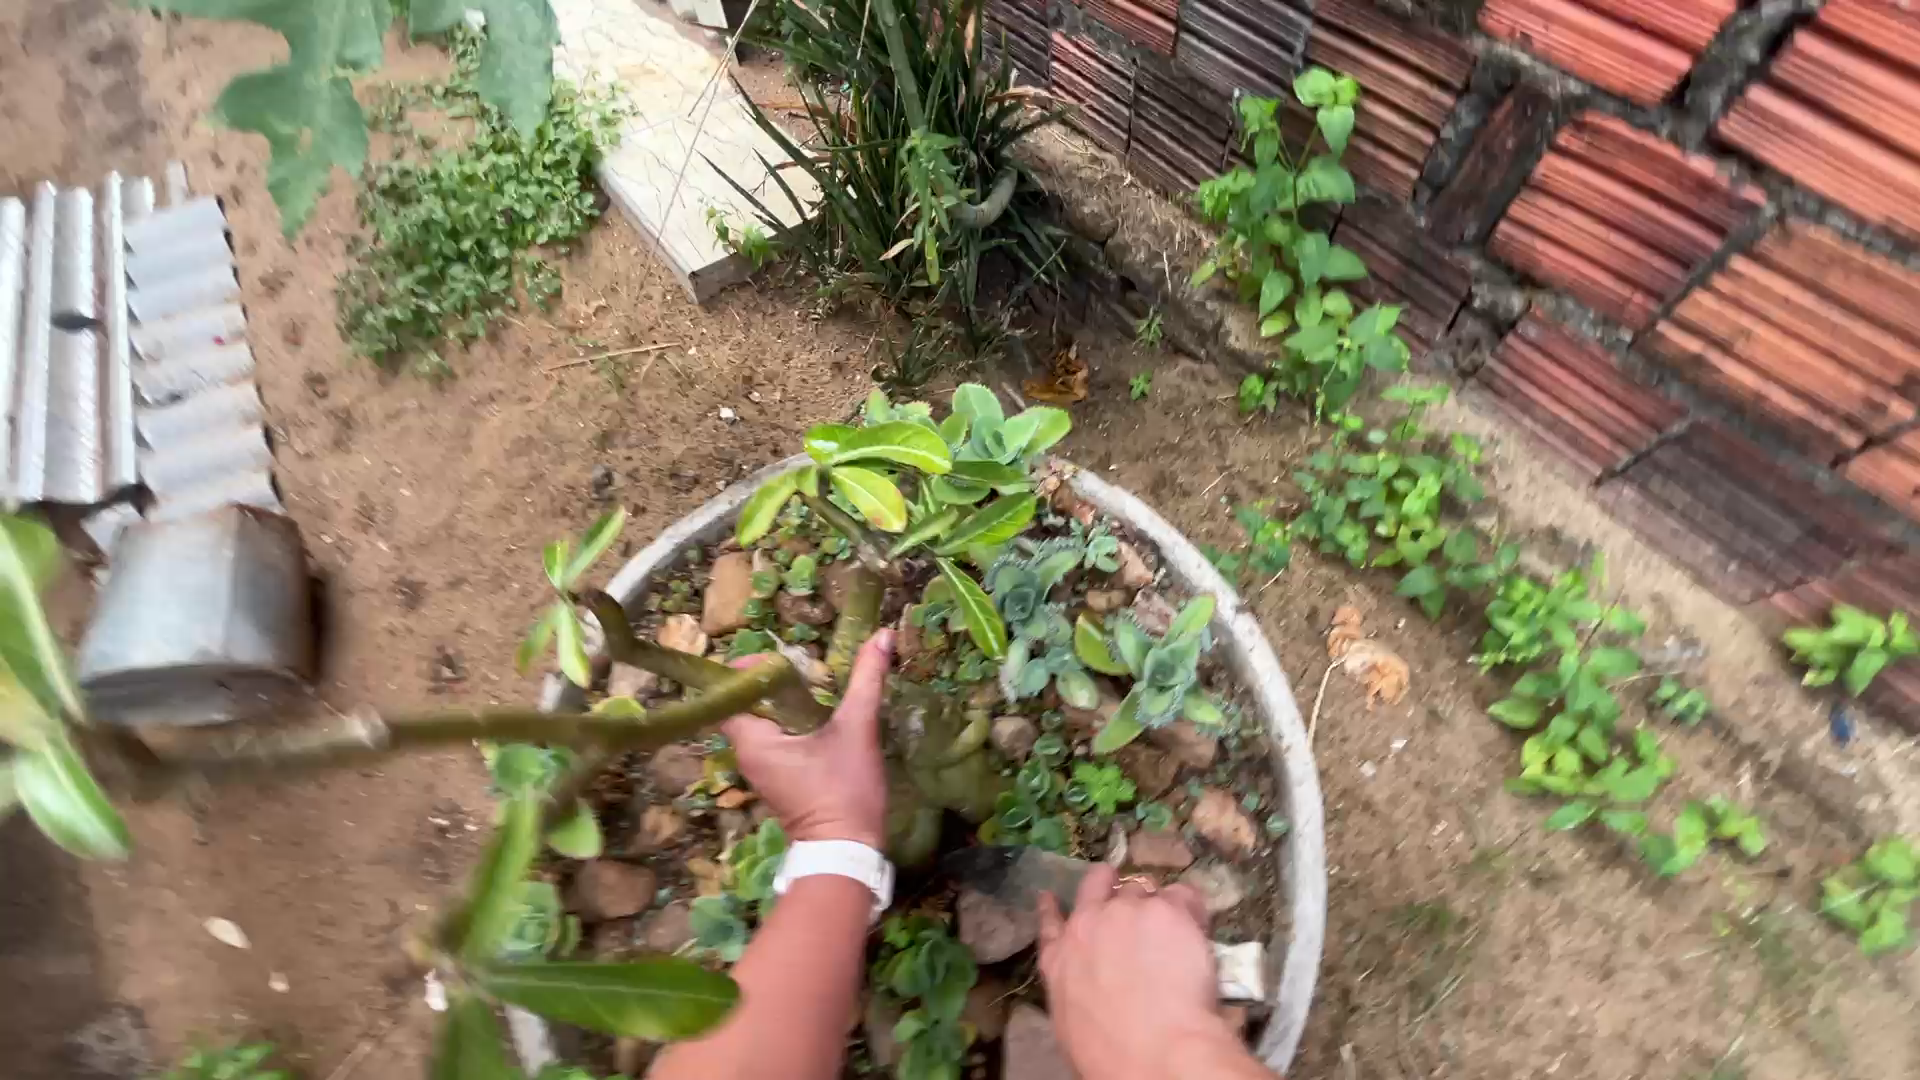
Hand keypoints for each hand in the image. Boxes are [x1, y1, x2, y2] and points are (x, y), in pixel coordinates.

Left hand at [724, 629, 892, 848]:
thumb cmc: (844, 789)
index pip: (731, 691)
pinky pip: (776, 737)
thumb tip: (882, 634)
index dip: (751, 668)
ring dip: (787, 700)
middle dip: (776, 680)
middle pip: (749, 702)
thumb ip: (868, 679)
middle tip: (808, 666)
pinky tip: (822, 712)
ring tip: (818, 684)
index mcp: (754, 740)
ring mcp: (763, 768)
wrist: (847, 851)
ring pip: (765, 720)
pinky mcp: (780, 776)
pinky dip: (793, 720)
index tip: (786, 658)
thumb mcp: (858, 728)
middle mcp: (749, 753)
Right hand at [1037, 864, 1238, 1078]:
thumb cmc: (1112, 1058)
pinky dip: (1190, 908)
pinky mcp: (1168, 910)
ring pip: (1143, 888)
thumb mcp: (1071, 1025)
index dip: (1052, 907)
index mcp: (1061, 958)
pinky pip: (1182, 896)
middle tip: (1130, 900)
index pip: (1050, 922)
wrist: (1159, 1055)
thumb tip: (1086, 983)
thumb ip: (1072, 988)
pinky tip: (1198, 927)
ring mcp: (1129, 910)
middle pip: (1098, 881)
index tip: (1050, 896)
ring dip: (1155, 904)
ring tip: (1174, 929)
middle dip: (1111, 882)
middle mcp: (1091, 922)